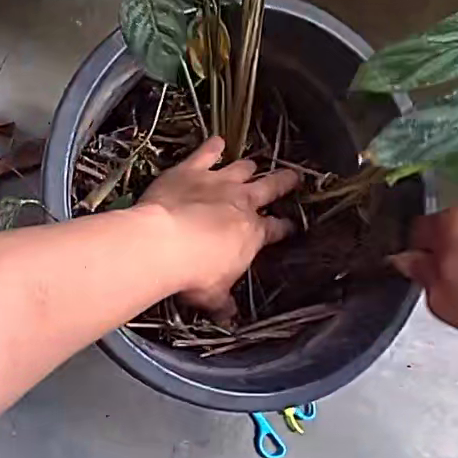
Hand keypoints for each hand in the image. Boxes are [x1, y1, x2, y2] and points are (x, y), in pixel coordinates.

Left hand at [137, 136, 300, 319]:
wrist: (163, 243)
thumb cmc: (193, 273)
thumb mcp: (212, 294)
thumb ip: (222, 302)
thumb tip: (228, 318)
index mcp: (253, 234)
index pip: (276, 230)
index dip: (284, 228)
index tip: (289, 227)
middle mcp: (242, 203)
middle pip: (270, 188)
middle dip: (283, 183)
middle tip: (293, 177)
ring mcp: (217, 182)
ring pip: (242, 168)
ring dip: (248, 166)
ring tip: (253, 162)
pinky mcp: (191, 170)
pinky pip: (205, 153)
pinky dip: (212, 146)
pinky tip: (216, 140)